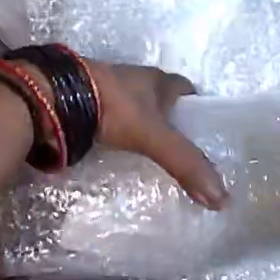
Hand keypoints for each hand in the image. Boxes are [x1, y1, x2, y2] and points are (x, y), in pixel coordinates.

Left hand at [86, 62, 228, 209]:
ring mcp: (108, 91)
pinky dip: (119, 134)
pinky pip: (112, 120)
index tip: (205, 131)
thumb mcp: (155, 137)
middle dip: (170, 121)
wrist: (58, 99)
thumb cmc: (115, 108)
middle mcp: (135, 80)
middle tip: (181, 149)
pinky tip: (122, 152)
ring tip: (154, 155)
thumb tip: (221, 199)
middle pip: (161, 101)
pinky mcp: (87, 104)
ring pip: (136, 110)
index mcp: (157, 80)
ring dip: (143, 127)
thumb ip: (186, 165)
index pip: (187, 90)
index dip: (197, 108)